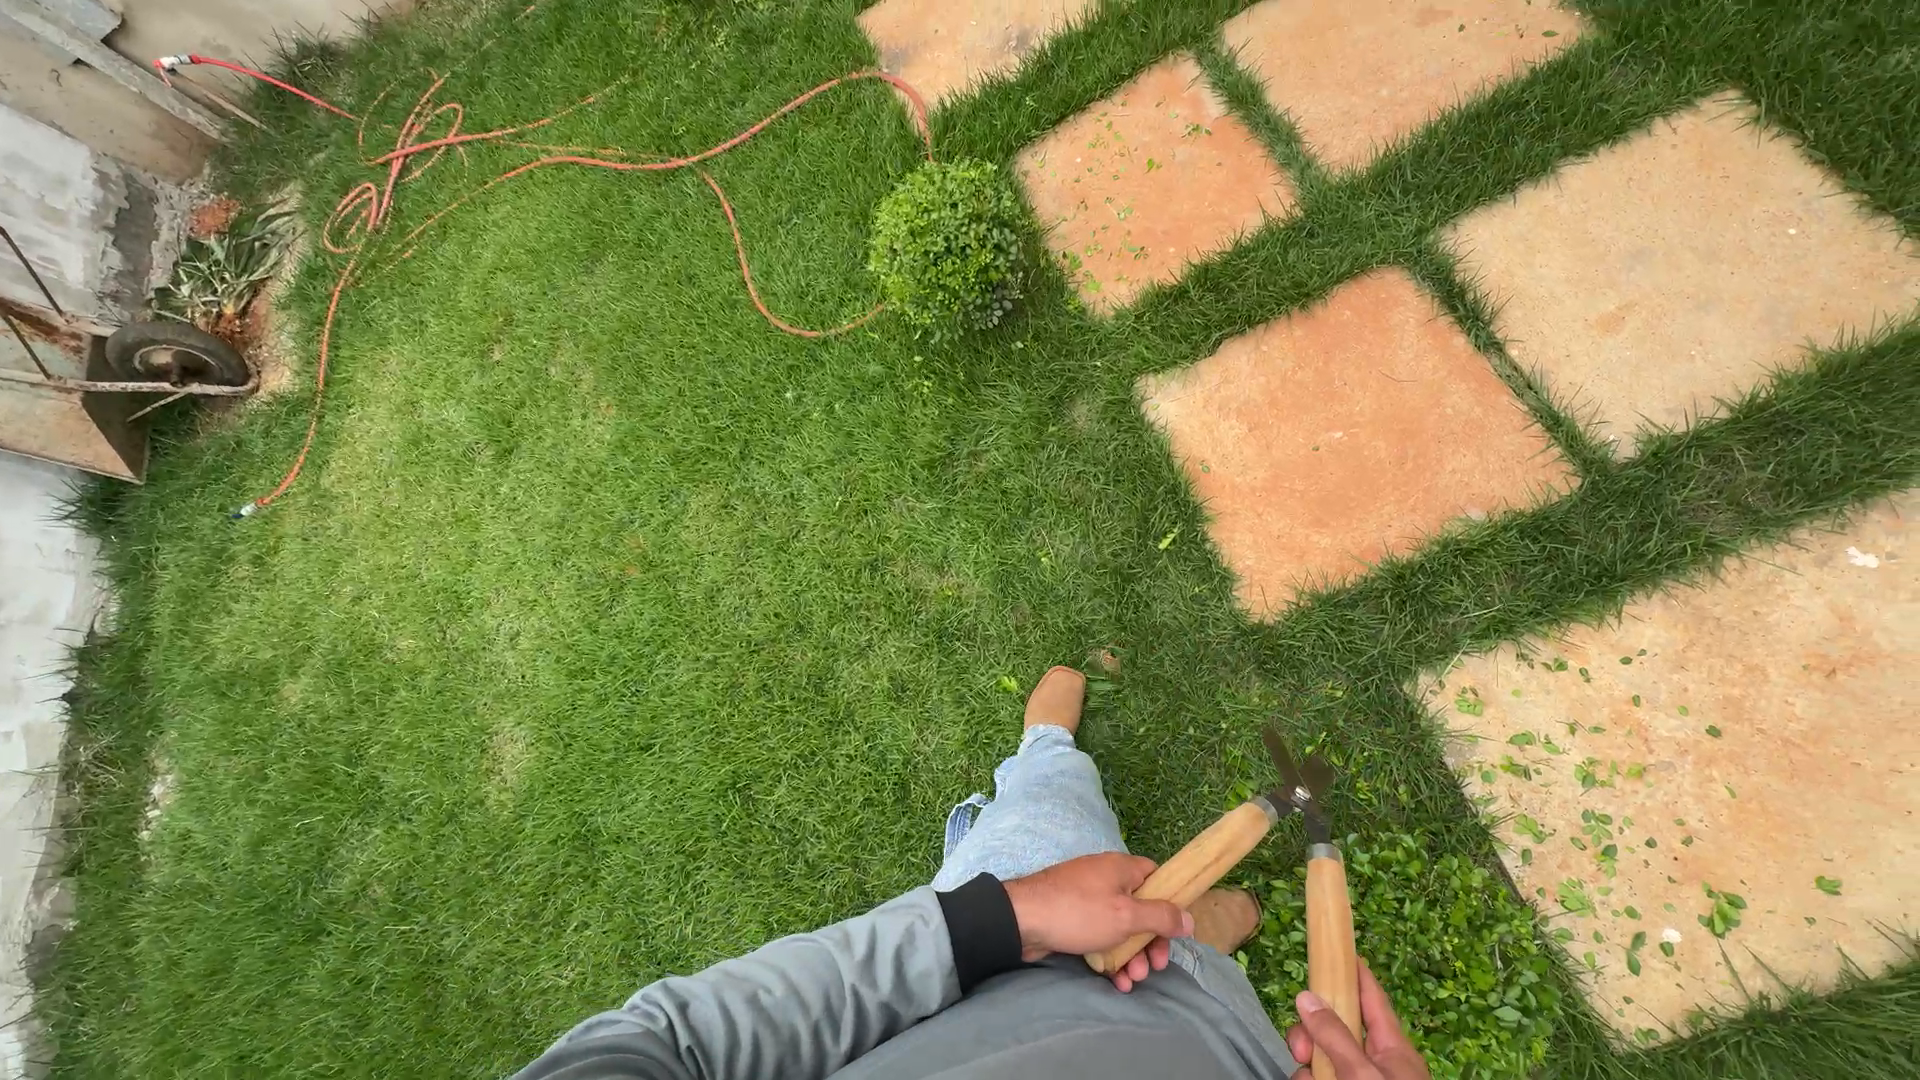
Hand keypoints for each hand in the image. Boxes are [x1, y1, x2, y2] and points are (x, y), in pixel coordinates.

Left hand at [1001, 853, 1193, 992]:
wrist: (1022, 919)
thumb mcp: (1126, 915)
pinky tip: (1115, 980)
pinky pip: (1100, 936)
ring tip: (1132, 979)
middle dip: (1150, 941)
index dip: (1170, 903)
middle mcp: (1105, 878)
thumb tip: (1190, 918)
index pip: (1156, 877)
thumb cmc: (1079, 912)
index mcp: (1121, 868)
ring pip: (1120, 927)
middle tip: (1154, 967)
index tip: (1175, 931)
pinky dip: (1110, 956)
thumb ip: (1161, 917)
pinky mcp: (1073, 918)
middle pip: (1141, 908)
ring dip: (1131, 955)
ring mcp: (1087, 898)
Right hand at [1285, 960, 1429, 1079]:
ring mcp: (1364, 1078)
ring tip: (1306, 1077)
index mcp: (1393, 1047)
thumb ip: (1334, 1036)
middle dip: (1311, 1030)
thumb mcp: (1361, 1074)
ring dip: (1308, 1061)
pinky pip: (1323, 1074)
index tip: (1331, 949)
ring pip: (1325, 1052)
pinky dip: (1310, 1078)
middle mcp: (1378, 1061)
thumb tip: (1305, 996)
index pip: (1371, 995)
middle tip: (1300, 1049)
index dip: (1352, 970)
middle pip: (1337, 1025)